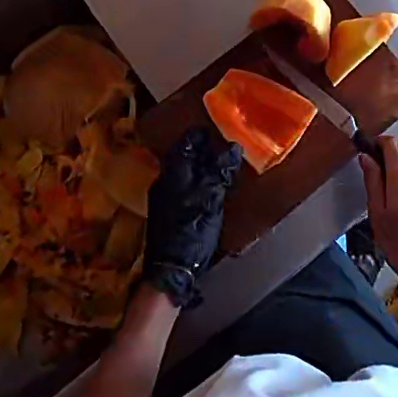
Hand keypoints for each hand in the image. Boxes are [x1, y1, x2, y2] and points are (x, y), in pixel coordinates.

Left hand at [143, 127, 241, 306]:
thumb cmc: (191, 228)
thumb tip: (233, 148)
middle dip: (201, 150)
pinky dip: (196, 182)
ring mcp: (163, 199)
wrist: (171, 269)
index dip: (200, 134)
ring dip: (199, 167)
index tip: (215, 127)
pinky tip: (209, 188)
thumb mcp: (211, 198)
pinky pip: (183, 187)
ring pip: (182, 173)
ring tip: (219, 165)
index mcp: (173, 173)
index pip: (185, 143)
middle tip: (221, 144)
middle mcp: (164, 182)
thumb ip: (220, 171)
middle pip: (183, 157)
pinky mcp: (168, 214)